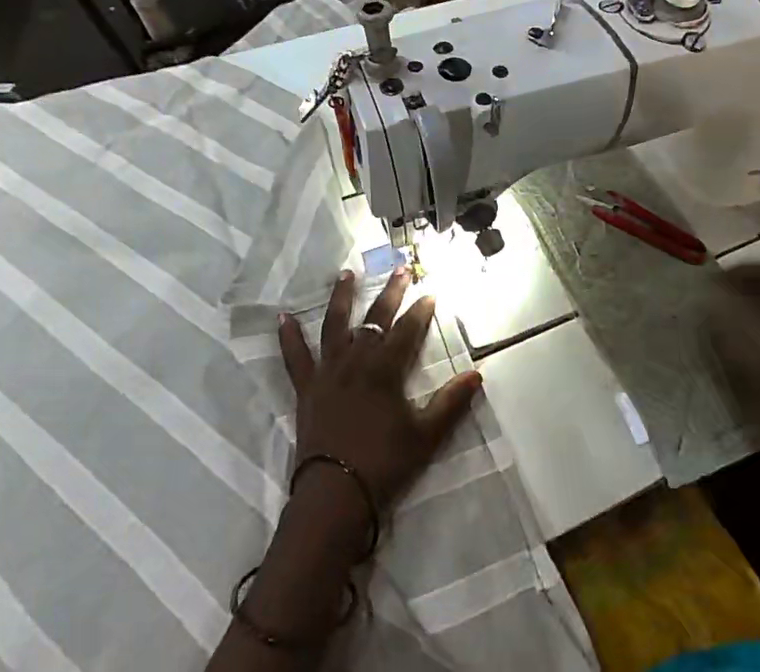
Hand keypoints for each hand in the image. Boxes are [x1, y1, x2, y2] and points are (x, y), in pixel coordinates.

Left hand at [277, 268, 483, 511]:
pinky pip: (294, 357)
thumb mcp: (427, 436)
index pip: (407, 331)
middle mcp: (355, 360)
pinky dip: (288, 337)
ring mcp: (327, 371)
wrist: (336, 490)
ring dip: (341, 298)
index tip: (430, 292)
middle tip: (400, 269)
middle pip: (374, 318)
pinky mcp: (306, 386)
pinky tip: (282, 317)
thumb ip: (451, 403)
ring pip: (334, 325)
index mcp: (385, 370)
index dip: (420, 311)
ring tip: (346, 274)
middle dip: (390, 293)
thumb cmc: (386, 463)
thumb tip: (477, 375)